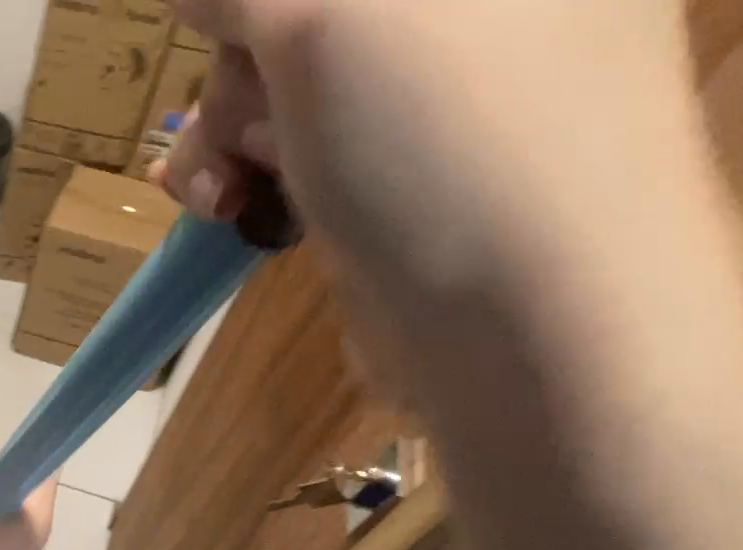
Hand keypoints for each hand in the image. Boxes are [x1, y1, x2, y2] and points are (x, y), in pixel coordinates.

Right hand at [151, 0, 711, 403]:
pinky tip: (228, 212)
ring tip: (225, 199)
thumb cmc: (438, 140)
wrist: (517, 324)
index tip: (231, 37)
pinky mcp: (391, 174)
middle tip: (254, 133)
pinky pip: (293, 151)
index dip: (258, 4)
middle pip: (296, 17)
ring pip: (281, 89)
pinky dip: (246, 181)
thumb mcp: (329, 13)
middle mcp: (468, 9)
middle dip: (240, 76)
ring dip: (225, 142)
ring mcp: (429, 97)